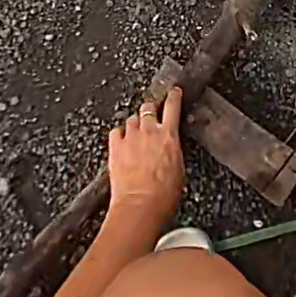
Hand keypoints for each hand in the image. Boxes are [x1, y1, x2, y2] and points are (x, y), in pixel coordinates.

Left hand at [106, 85, 183, 223]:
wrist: (140, 205)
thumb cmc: (163, 195)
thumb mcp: (179, 169)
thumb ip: (173, 150)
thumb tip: (170, 147)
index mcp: (169, 135)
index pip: (172, 106)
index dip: (173, 95)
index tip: (174, 91)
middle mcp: (150, 131)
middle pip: (148, 107)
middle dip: (150, 108)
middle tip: (151, 113)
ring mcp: (131, 137)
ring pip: (132, 118)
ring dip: (135, 123)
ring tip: (135, 134)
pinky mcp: (116, 146)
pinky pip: (116, 131)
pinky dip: (119, 134)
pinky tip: (121, 142)